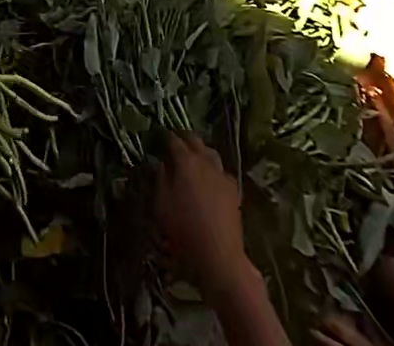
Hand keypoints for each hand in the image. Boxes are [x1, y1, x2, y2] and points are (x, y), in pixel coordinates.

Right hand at [157, 133, 253, 296]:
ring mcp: (222, 175)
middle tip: (175, 140)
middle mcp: (206, 162)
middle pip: (196, 141)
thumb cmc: (184, 232)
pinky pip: (221, 170)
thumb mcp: (162, 206)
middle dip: (184, 138)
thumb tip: (161, 163)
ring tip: (193, 155)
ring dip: (200, 150)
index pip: (174, 141)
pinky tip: (209, 177)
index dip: (166, 137)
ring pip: (211, 153)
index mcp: (186, 163)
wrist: (219, 256)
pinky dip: (213, 167)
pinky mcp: (234, 189)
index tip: (159, 136)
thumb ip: (161, 180)